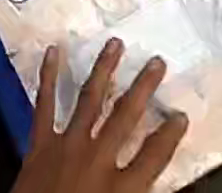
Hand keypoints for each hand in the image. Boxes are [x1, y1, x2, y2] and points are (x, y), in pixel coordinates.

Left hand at [10, 39, 188, 192]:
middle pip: (126, 117)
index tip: (181, 114)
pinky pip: (44, 104)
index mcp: (120, 190)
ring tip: (115, 43)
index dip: (169, 136)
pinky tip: (53, 50)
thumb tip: (161, 182)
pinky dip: (47, 76)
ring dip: (104, 69)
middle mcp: (97, 159)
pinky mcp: (39, 143)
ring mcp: (67, 146)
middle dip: (143, 88)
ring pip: (90, 99)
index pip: (153, 157)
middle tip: (157, 61)